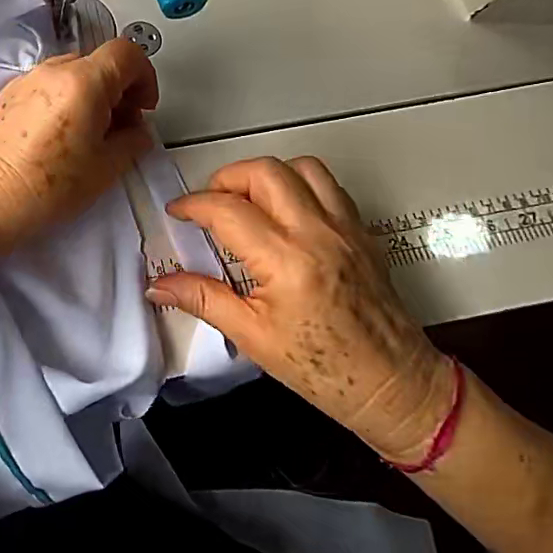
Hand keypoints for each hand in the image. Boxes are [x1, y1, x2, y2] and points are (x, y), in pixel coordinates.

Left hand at [0, 38, 157, 266]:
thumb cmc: (44, 187)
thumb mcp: (106, 168)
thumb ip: (133, 141)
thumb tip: (136, 132)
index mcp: (82, 82)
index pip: (127, 53)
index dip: (144, 77)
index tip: (144, 105)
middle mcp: (52, 72)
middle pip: (98, 61)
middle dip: (118, 88)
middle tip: (121, 124)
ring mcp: (26, 82)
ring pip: (72, 72)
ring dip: (91, 93)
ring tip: (91, 132)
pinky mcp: (8, 96)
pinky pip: (47, 85)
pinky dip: (64, 99)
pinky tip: (63, 134)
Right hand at [146, 156, 455, 462]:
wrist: (392, 384)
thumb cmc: (324, 367)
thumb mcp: (249, 335)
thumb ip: (201, 299)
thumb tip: (160, 286)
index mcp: (286, 261)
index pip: (227, 209)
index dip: (193, 204)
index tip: (178, 212)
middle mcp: (319, 235)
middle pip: (264, 172)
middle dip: (226, 178)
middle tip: (209, 202)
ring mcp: (346, 229)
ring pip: (302, 168)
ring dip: (265, 176)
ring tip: (246, 200)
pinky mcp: (362, 233)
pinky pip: (329, 187)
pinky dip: (298, 186)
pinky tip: (282, 214)